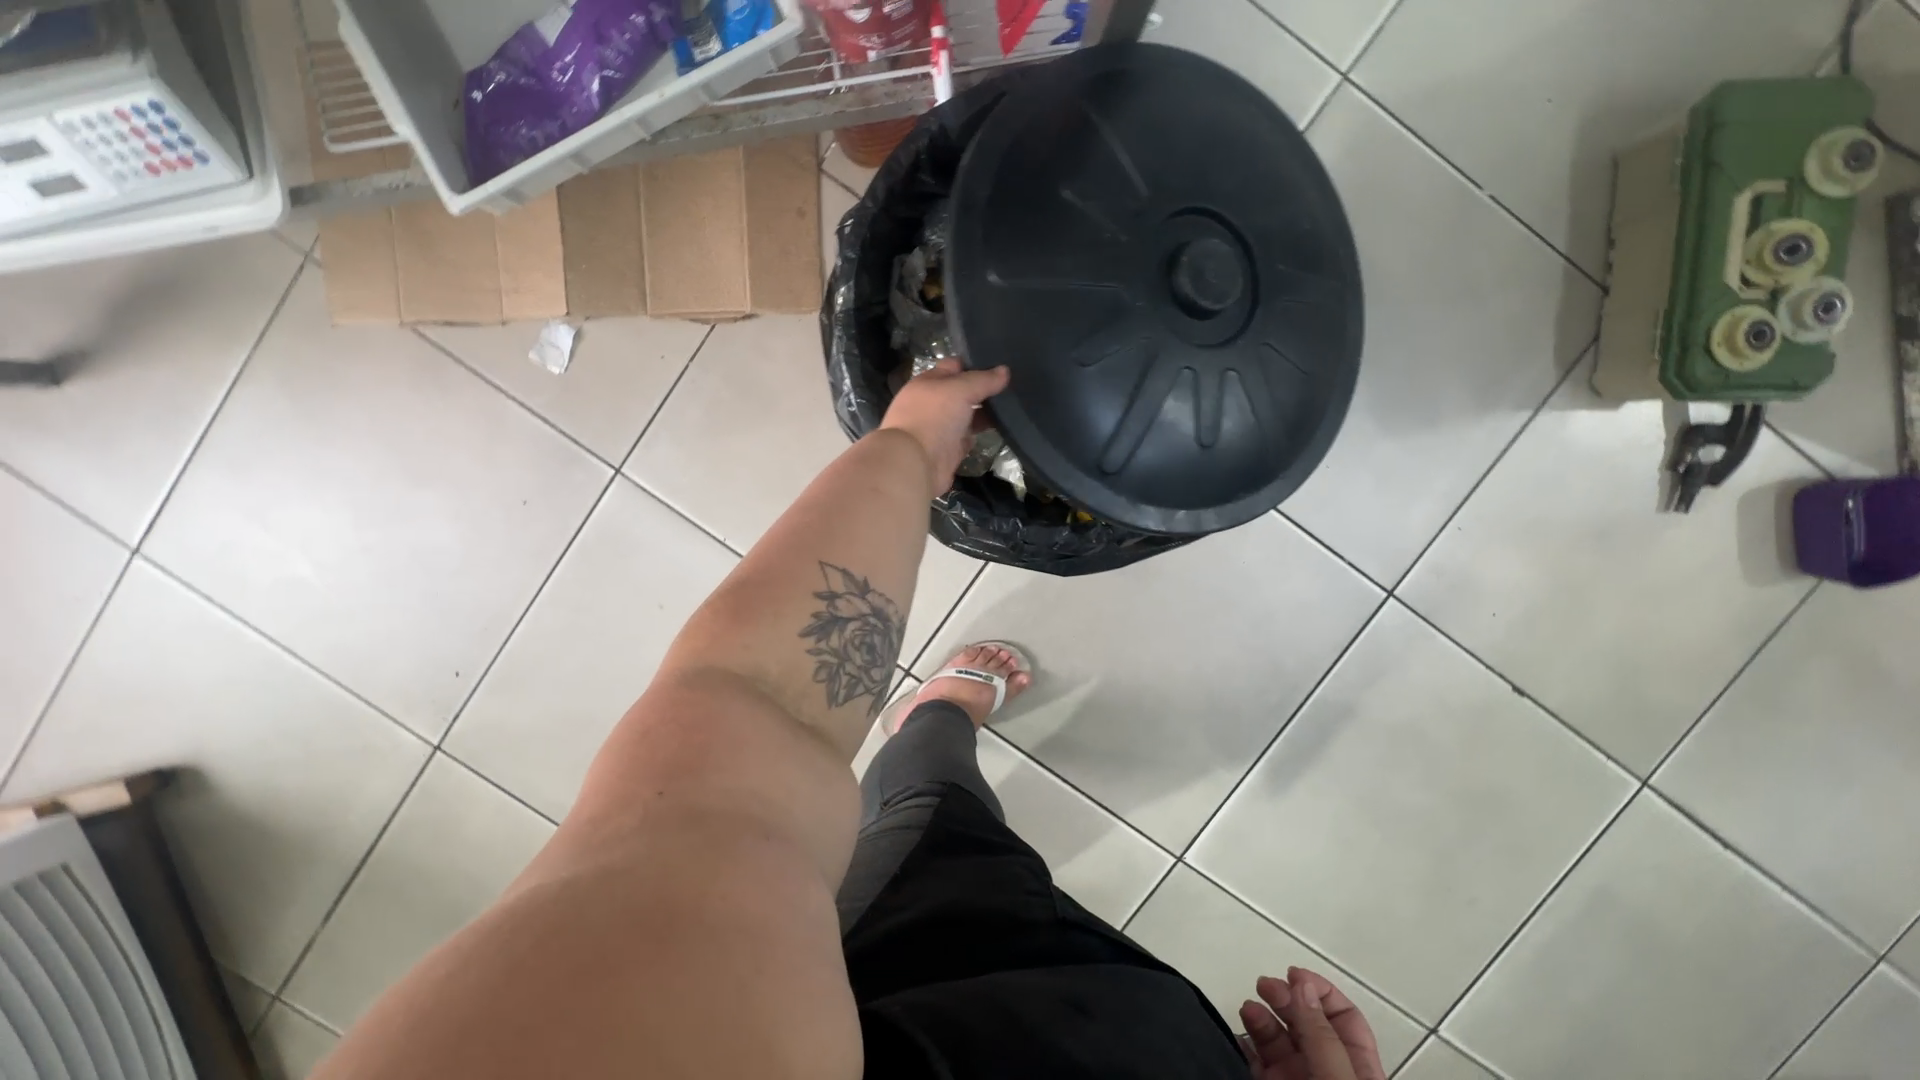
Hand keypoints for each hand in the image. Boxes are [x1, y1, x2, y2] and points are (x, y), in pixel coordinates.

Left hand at [878, 358, 1010, 493]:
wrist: (915, 464)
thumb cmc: (933, 418)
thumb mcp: (960, 390)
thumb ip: (983, 380)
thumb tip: (1005, 371)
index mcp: (927, 383)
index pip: (953, 367)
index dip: (975, 364)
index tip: (1001, 365)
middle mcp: (932, 404)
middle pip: (961, 392)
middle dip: (983, 390)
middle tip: (1012, 386)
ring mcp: (939, 429)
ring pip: (966, 415)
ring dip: (984, 412)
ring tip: (1012, 406)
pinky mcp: (948, 451)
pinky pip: (968, 437)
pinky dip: (981, 434)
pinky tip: (1000, 428)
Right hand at [1238, 968, 1384, 1079]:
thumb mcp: (1339, 1079)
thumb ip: (1321, 1036)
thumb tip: (1302, 985)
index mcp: (1356, 1067)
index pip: (1344, 1017)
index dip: (1321, 991)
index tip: (1294, 974)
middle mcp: (1325, 1068)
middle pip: (1305, 1021)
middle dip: (1286, 997)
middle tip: (1264, 985)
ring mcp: (1296, 1077)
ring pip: (1277, 1039)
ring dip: (1261, 1017)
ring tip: (1248, 1010)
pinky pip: (1255, 1060)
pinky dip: (1244, 1044)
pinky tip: (1238, 1034)